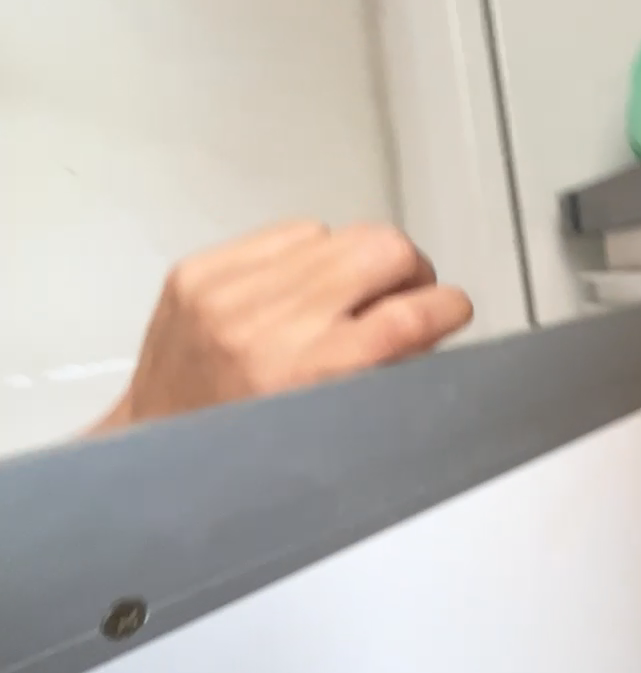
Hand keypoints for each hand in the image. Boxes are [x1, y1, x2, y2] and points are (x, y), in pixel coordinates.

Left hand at [94, 221, 473, 431]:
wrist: (159, 442)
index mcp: (314, 369)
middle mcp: (267, 324)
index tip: (450, 313)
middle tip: (398, 299)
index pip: (415, 312)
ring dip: (360, 261)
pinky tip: (303, 287)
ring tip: (346, 295)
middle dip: (409, 273)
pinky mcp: (201, 269)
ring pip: (347, 233)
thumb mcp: (356, 411)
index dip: (450, 307)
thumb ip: (405, 357)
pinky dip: (315, 252)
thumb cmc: (264, 438)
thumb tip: (438, 312)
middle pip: (388, 249)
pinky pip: (296, 230)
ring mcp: (227, 290)